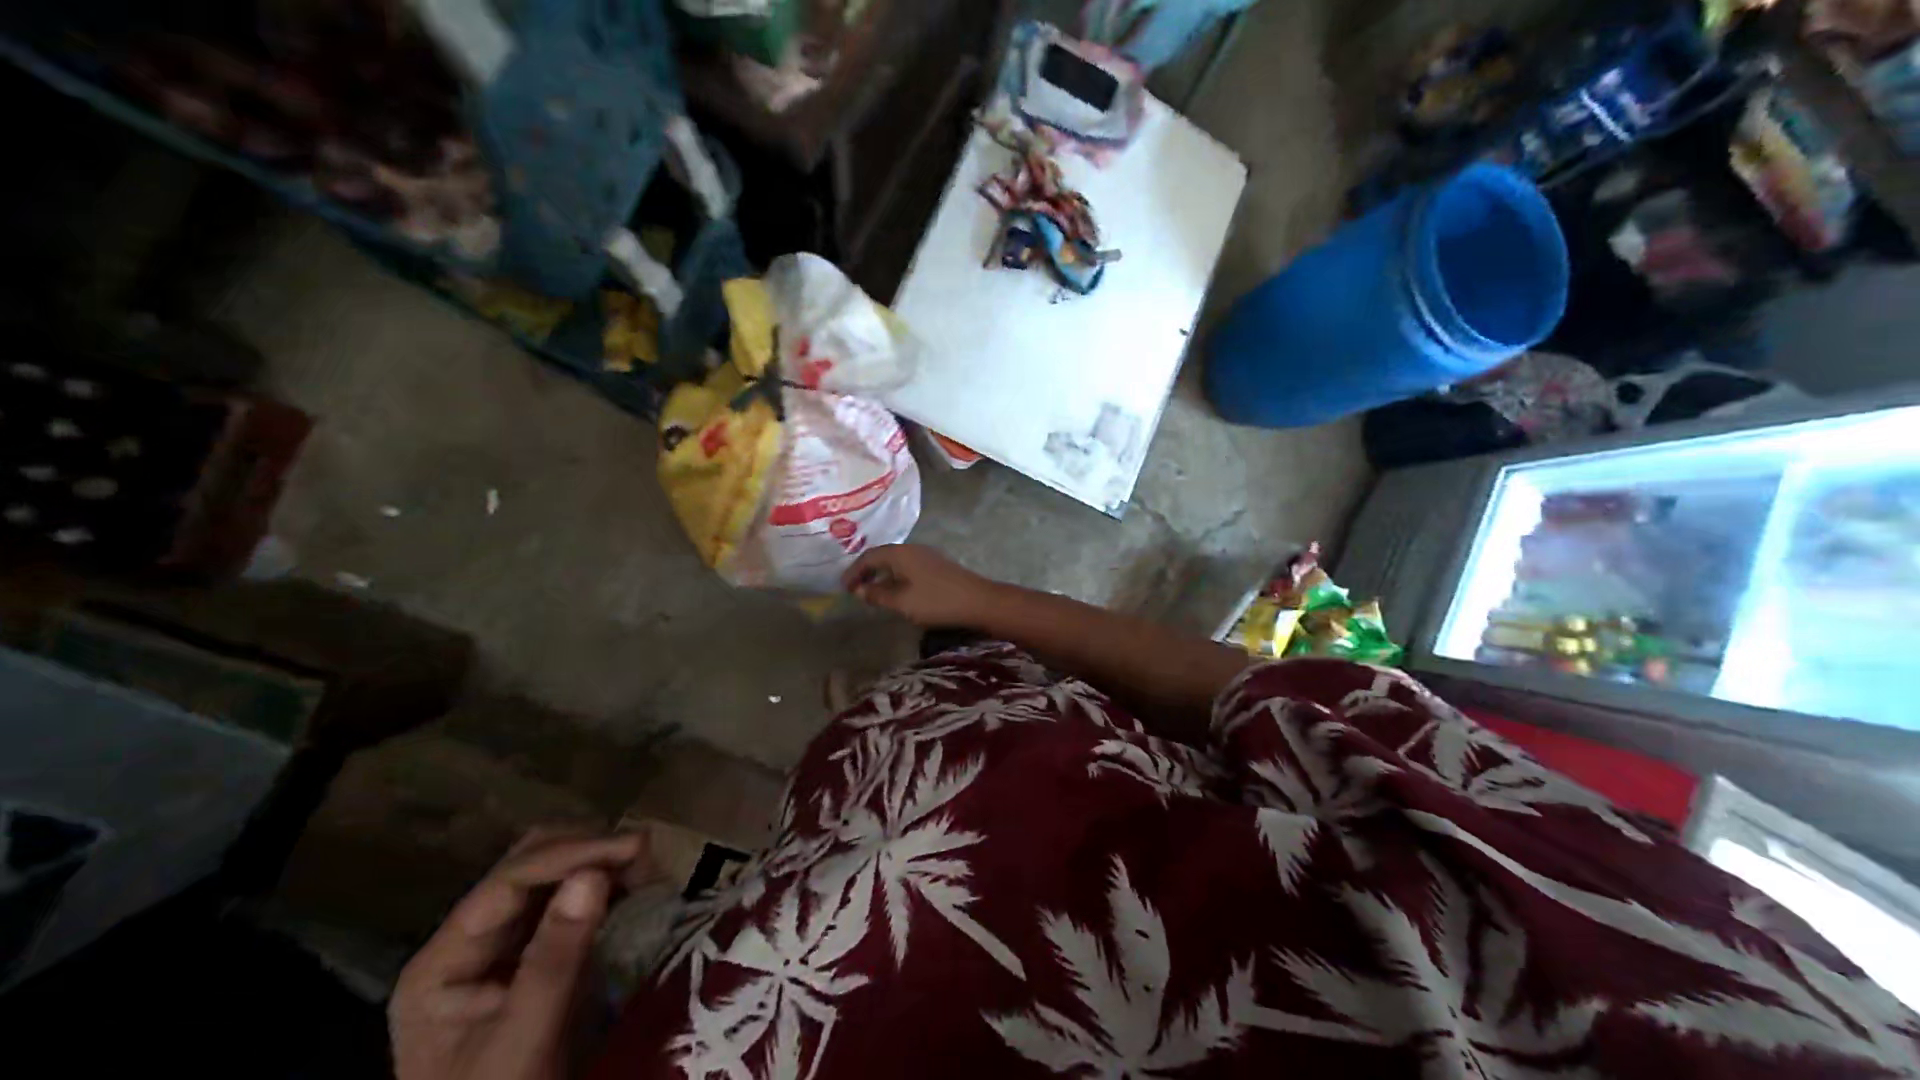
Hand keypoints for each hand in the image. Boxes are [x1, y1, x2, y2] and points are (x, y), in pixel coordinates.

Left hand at [390, 829, 647, 1079]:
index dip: (572, 853)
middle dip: (587, 851)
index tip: (633, 845)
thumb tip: (595, 874)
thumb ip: (555, 960)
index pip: (509, 881)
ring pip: (550, 878)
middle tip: (644, 854)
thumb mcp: (523, 1042)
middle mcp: (468, 943)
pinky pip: (568, 905)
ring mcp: (501, 951)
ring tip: (646, 867)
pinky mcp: (534, 960)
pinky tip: (634, 889)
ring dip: (599, 864)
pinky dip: (603, 889)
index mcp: (443, 962)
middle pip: (527, 867)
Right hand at [844, 544, 998, 628]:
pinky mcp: (937, 566)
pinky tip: (895, 590)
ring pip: (896, 561)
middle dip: (866, 570)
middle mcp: (912, 549)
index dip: (854, 571)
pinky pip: (907, 566)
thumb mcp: (902, 602)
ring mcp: (927, 556)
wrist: (979, 601)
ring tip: (871, 591)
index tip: (843, 587)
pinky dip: (895, 576)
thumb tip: (859, 590)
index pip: (869, 556)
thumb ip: (878, 595)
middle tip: (854, 588)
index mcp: (900, 553)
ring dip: (881, 574)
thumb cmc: (936, 601)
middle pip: (882, 555)